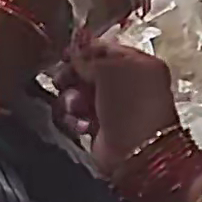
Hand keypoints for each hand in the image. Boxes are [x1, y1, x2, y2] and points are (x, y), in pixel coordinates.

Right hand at [54, 39, 180, 171]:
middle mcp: (129, 84)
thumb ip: (89, 58)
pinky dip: (75, 120)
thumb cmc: (129, 103)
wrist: (137, 152)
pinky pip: (78, 116)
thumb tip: (75, 51)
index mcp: (140, 65)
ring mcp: (114, 107)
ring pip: (80, 94)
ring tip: (76, 107)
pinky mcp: (101, 128)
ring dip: (72, 100)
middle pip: (90, 72)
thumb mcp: (110, 70)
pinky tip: (81, 124)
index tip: (65, 55)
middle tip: (61, 80)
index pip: (107, 49)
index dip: (85, 50)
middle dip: (73, 76)